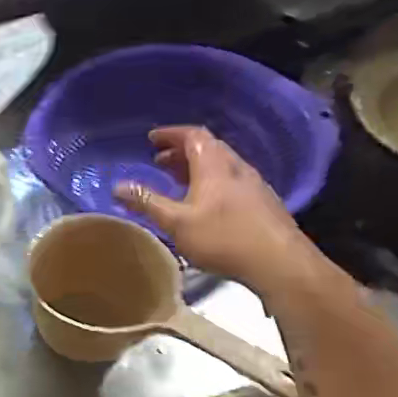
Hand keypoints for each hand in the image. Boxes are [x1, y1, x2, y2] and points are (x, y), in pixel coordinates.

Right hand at [114, 125, 329, 296]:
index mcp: (214, 166)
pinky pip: (231, 180)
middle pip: (209, 148)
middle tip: (159, 161)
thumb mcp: (176, 222)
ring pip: (221, 165)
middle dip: (181, 151)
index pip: (193, 136)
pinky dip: (211, 181)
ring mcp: (254, 185)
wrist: (280, 263)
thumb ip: (147, 202)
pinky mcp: (263, 203)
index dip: (171, 134)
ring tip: (177, 181)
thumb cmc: (223, 237)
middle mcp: (236, 168)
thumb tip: (118, 186)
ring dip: (196, 167)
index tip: (151, 139)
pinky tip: (205, 203)